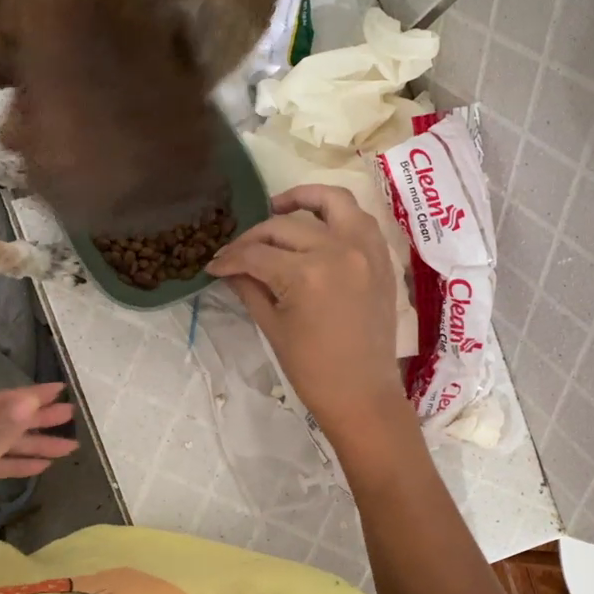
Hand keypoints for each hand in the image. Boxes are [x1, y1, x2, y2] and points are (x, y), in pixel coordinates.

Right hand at [207, 184, 405, 441]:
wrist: (361, 392)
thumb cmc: (311, 368)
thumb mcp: (272, 326)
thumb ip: (249, 288)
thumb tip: (227, 268)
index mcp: (306, 274)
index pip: (256, 254)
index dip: (229, 259)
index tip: (213, 265)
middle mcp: (337, 250)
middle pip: (284, 227)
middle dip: (253, 237)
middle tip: (236, 252)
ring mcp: (364, 249)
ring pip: (330, 202)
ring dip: (301, 200)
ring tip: (278, 208)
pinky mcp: (381, 256)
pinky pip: (359, 217)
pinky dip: (335, 213)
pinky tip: (316, 224)